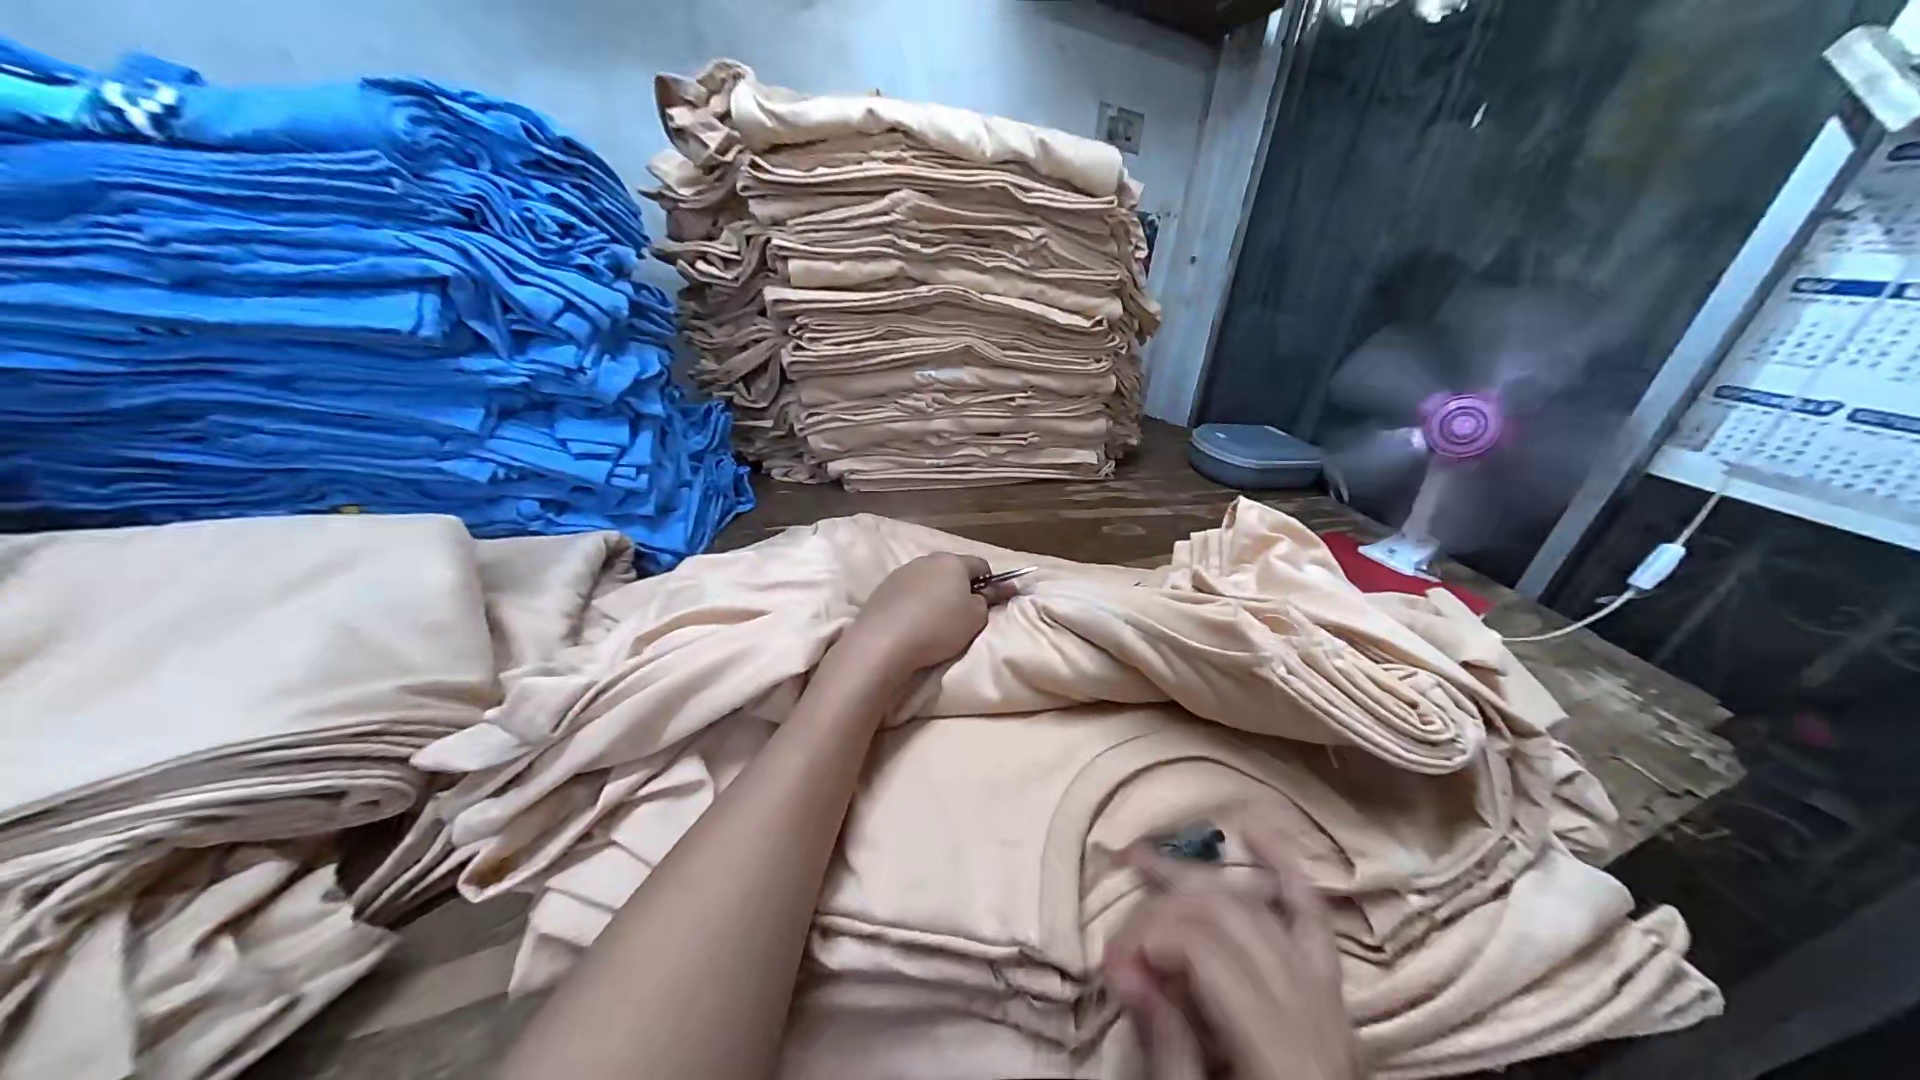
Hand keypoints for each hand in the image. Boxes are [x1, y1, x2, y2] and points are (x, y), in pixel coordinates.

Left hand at [841, 553, 1014, 673]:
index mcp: (953, 561)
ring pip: (928, 579)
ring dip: (936, 593)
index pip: (981, 565)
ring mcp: (902, 572)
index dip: (991, 583)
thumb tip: (992, 591)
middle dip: (960, 587)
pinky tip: (913, 622)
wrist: (884, 641)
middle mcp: (927, 559)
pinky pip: (908, 591)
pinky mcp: (883, 588)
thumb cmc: (939, 627)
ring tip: (935, 620)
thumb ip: (987, 601)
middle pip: (952, 570)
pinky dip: (915, 602)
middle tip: (963, 614)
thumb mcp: (975, 618)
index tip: (991, 603)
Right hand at [1103, 817, 1360, 1079]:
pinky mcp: (1331, 992)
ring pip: (1259, 906)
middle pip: (1229, 917)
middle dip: (1164, 905)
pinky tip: (1251, 831)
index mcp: (1284, 1048)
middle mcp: (1315, 1010)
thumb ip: (1163, 1038)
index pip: (1206, 950)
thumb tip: (1118, 964)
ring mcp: (1329, 995)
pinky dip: (1283, 871)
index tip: (1111, 961)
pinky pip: (1311, 919)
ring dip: (1201, 877)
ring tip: (1147, 859)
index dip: (1149, 939)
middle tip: (1117, 921)